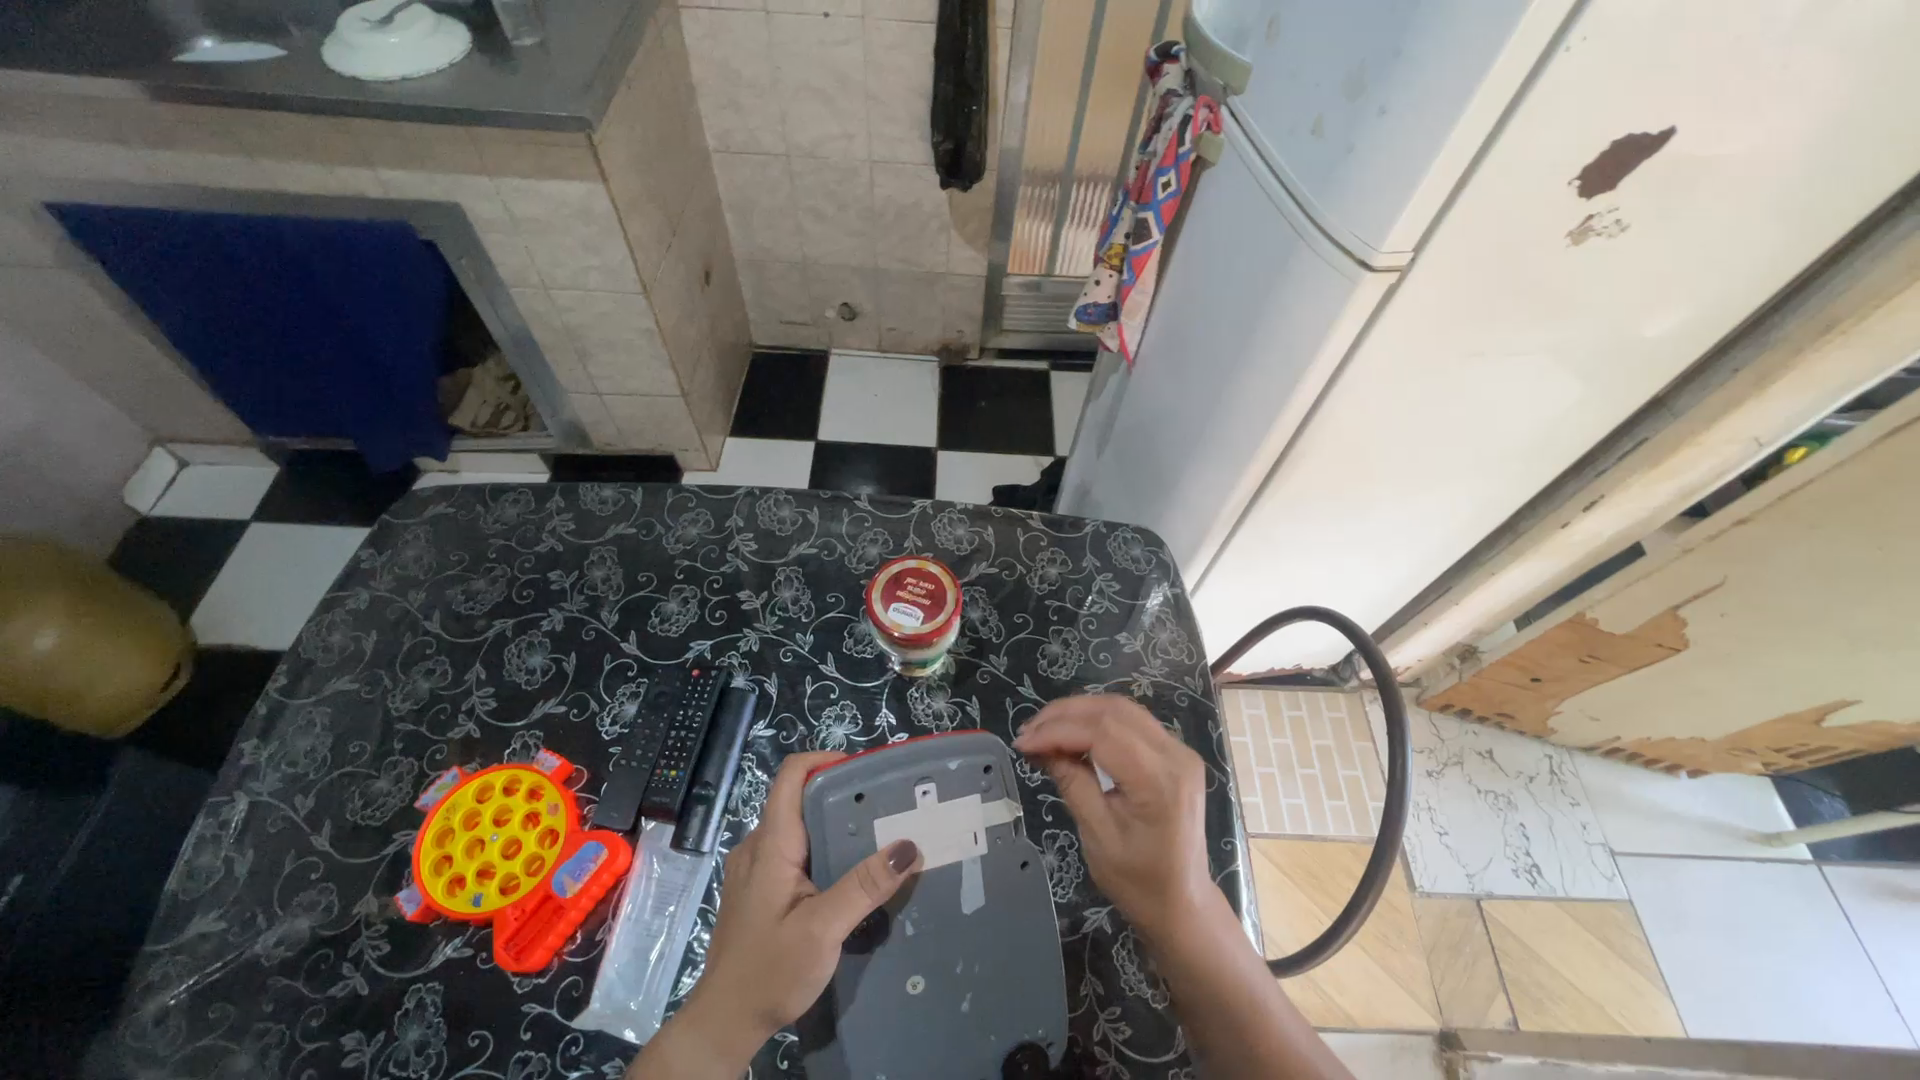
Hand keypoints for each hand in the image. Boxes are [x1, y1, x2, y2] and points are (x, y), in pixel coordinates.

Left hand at [657, 752, 920, 1071]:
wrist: (725, 1021)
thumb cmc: (769, 971)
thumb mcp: (823, 930)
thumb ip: (864, 886)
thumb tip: (908, 845)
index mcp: (771, 845)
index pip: (791, 776)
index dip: (826, 760)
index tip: (867, 770)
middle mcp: (759, 847)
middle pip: (799, 798)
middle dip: (842, 795)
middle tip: (887, 807)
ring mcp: (756, 869)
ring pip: (798, 827)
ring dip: (835, 824)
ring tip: (878, 836)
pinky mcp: (760, 890)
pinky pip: (794, 852)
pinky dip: (823, 850)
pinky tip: (851, 874)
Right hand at [1013, 695, 1212, 939]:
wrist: (1182, 902)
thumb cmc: (1138, 880)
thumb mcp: (1097, 836)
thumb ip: (1072, 783)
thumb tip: (1039, 747)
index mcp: (1159, 781)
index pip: (1103, 733)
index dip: (1058, 731)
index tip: (1023, 743)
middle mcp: (1176, 756)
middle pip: (1114, 711)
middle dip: (1065, 715)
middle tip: (1029, 731)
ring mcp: (1180, 752)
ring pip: (1123, 709)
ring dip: (1080, 713)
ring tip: (1044, 730)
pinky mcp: (1176, 754)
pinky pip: (1133, 722)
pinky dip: (1098, 722)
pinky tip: (1073, 734)